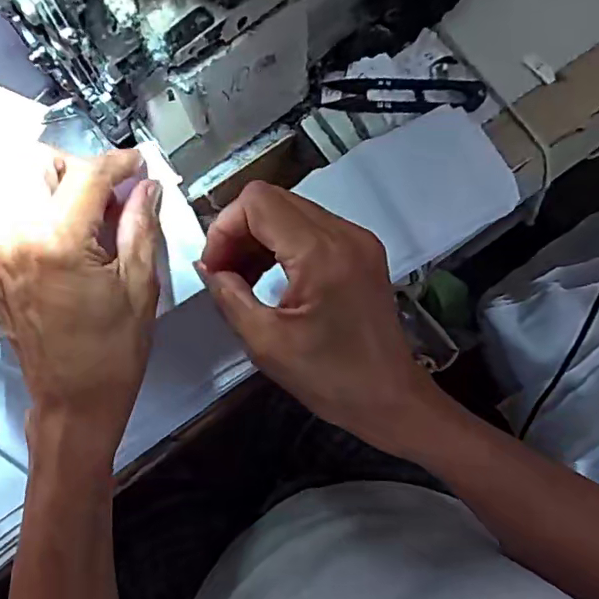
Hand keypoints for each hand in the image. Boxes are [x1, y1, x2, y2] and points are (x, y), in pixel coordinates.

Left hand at [0, 148, 163, 433]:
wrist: (72, 401)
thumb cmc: (110, 355)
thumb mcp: (139, 286)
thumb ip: (140, 225)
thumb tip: (144, 188)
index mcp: (55, 244)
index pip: (86, 176)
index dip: (119, 163)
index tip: (137, 165)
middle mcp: (13, 241)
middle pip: (36, 165)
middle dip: (76, 168)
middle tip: (108, 191)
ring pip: (15, 187)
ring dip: (51, 188)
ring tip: (86, 215)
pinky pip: (6, 218)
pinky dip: (33, 213)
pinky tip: (63, 236)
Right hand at [197, 181, 439, 452]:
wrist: (390, 399)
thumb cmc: (329, 378)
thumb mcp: (265, 341)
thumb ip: (229, 295)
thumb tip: (209, 268)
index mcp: (321, 253)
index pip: (257, 202)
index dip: (224, 228)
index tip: (214, 268)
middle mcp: (343, 234)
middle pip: (272, 200)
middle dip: (238, 231)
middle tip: (223, 273)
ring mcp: (357, 239)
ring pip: (289, 210)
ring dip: (257, 237)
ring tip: (242, 278)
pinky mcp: (361, 250)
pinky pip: (309, 228)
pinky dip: (280, 244)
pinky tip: (268, 277)